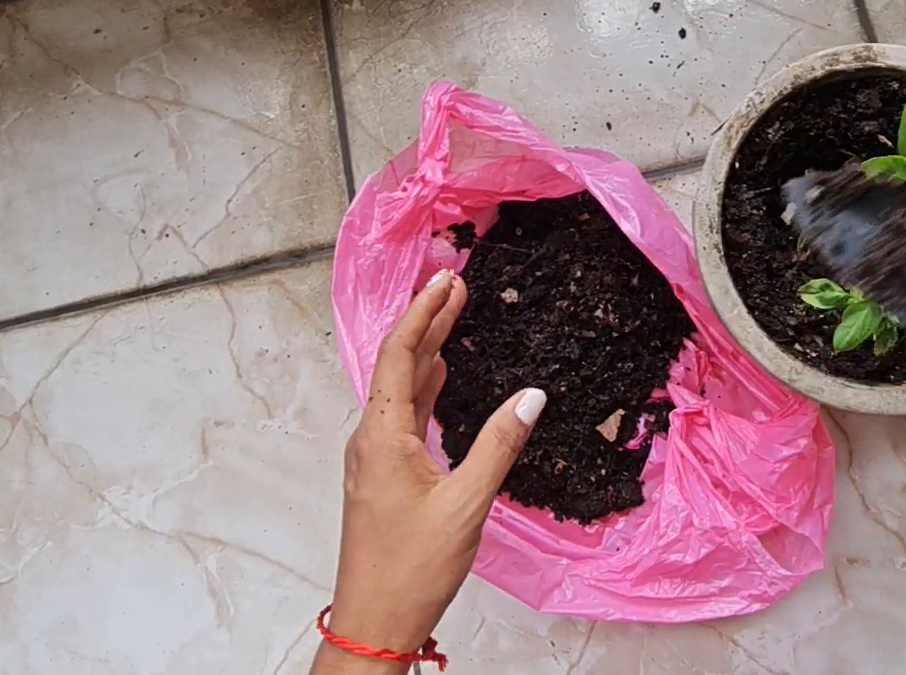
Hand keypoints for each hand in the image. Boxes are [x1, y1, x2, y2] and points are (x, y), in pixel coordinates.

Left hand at [314, 270, 544, 673]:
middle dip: (428, 319)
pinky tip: (440, 370)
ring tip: (452, 313)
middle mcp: (372, 436)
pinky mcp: (384, 470)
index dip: (423, 312)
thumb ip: (499, 445)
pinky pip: (405, 409)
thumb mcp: (466, 505)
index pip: (400, 354)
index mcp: (382, 435)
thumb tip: (533, 395)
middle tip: (455, 284)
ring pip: (403, 385)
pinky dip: (425, 381)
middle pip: (400, 362)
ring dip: (427, 347)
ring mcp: (376, 453)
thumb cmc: (413, 568)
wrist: (373, 623)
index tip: (446, 281)